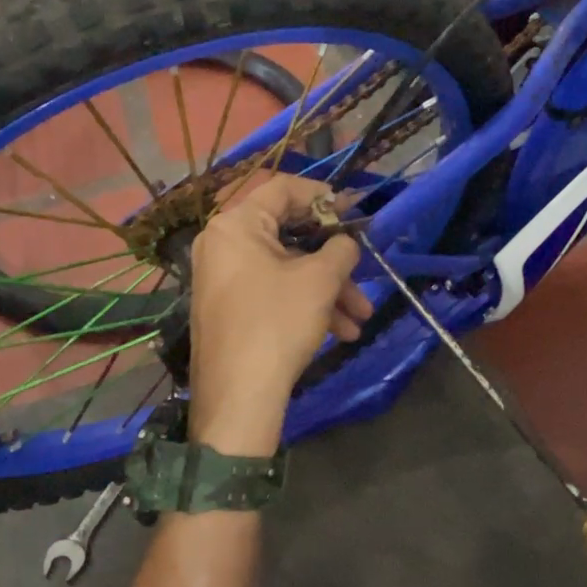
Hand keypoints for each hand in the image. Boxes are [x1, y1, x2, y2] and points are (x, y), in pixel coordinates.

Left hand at [187, 175, 373, 456]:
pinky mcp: (230, 308)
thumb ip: (340, 248)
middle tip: (363, 266)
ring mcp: (224, 278)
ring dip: (328, 289)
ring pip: (287, 270)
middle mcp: (223, 245)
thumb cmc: (277, 322)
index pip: (282, 189)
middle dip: (333, 258)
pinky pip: (273, 292)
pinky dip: (306, 305)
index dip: (321, 195)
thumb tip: (346, 242)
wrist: (238, 396)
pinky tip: (342, 332)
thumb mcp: (319, 280)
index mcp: (236, 225)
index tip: (352, 209)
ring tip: (361, 316)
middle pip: (288, 235)